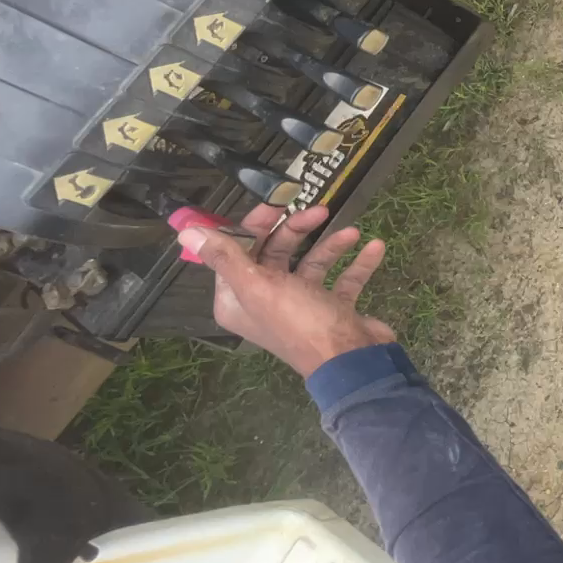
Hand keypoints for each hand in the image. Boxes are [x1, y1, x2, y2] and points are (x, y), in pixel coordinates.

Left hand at [180, 203, 396, 377]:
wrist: (351, 358)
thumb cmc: (302, 322)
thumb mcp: (261, 287)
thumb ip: (227, 258)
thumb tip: (187, 233)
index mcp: (240, 298)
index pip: (239, 252)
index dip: (256, 226)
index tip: (278, 204)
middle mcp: (267, 300)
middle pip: (278, 254)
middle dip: (298, 231)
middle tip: (321, 211)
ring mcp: (304, 304)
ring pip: (313, 264)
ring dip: (333, 245)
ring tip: (353, 231)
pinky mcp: (334, 307)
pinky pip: (344, 278)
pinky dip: (359, 263)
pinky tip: (375, 248)